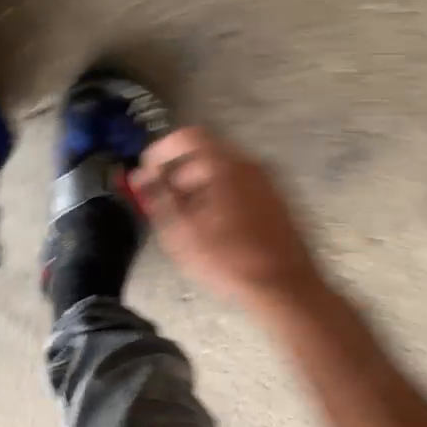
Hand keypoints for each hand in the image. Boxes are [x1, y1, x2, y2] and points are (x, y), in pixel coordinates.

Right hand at [133, 127, 326, 309]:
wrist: (286, 289)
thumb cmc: (231, 262)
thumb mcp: (181, 232)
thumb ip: (157, 197)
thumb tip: (141, 176)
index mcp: (223, 166)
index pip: (187, 137)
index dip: (162, 149)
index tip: (149, 169)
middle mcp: (249, 165)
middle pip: (206, 153)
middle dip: (180, 172)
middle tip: (166, 198)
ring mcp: (269, 182)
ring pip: (226, 170)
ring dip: (202, 185)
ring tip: (188, 217)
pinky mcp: (280, 201)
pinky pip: (243, 185)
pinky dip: (223, 194)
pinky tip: (216, 226)